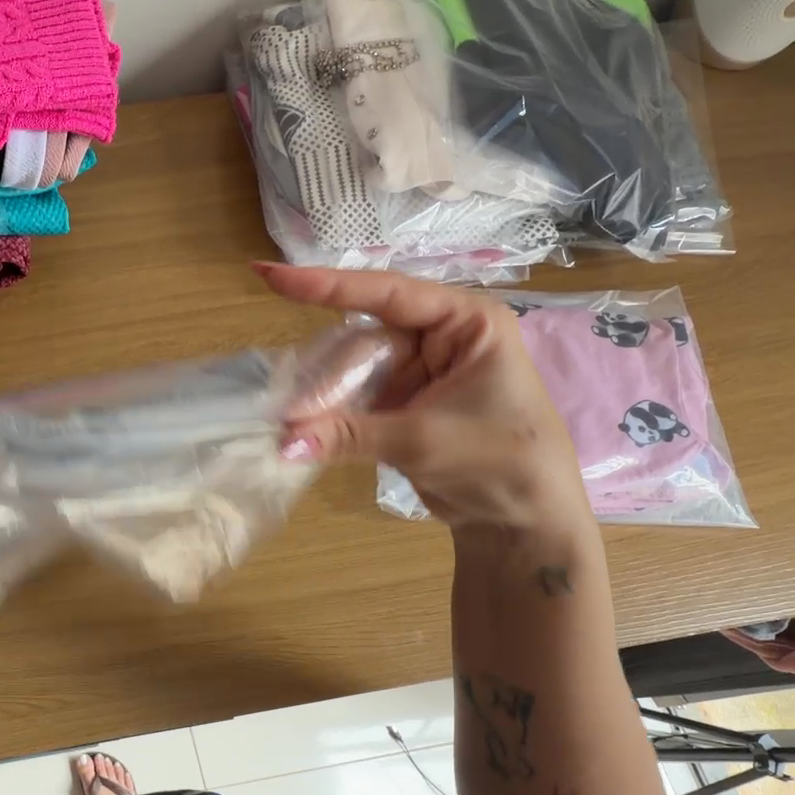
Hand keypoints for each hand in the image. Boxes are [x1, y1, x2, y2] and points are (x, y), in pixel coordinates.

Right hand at [256, 264, 588, 528]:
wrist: (523, 519)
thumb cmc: (498, 461)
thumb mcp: (421, 440)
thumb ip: (347, 435)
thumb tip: (282, 442)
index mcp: (465, 323)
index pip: (387, 293)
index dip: (326, 285)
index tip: (271, 275)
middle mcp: (441, 338)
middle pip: (363, 338)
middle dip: (324, 371)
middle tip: (284, 401)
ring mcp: (421, 372)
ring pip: (354, 370)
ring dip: (323, 396)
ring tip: (289, 421)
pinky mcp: (404, 404)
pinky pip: (356, 398)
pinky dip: (331, 413)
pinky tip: (305, 429)